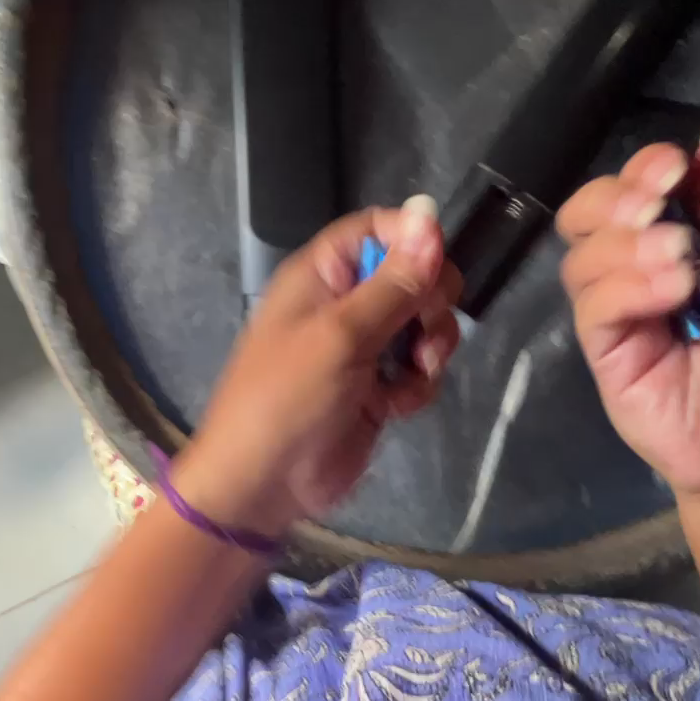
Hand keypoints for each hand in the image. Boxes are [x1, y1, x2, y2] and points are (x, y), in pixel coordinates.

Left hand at [175, 206, 463, 533]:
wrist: (264, 483)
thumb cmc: (288, 399)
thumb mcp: (340, 336)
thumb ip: (392, 283)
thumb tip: (430, 216)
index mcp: (320, 277)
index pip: (376, 230)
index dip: (412, 239)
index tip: (436, 266)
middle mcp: (342, 306)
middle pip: (411, 277)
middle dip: (431, 300)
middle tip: (426, 327)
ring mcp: (361, 351)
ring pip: (421, 326)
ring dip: (430, 346)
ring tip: (415, 371)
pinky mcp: (375, 392)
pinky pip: (416, 371)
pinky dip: (417, 385)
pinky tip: (397, 406)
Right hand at [557, 131, 699, 496]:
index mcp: (685, 239)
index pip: (637, 190)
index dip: (642, 169)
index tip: (671, 171)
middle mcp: (639, 270)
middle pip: (585, 217)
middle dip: (613, 200)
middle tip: (654, 206)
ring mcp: (617, 314)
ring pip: (581, 260)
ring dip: (626, 246)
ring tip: (680, 261)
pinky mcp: (604, 354)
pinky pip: (594, 309)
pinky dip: (626, 289)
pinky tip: (671, 293)